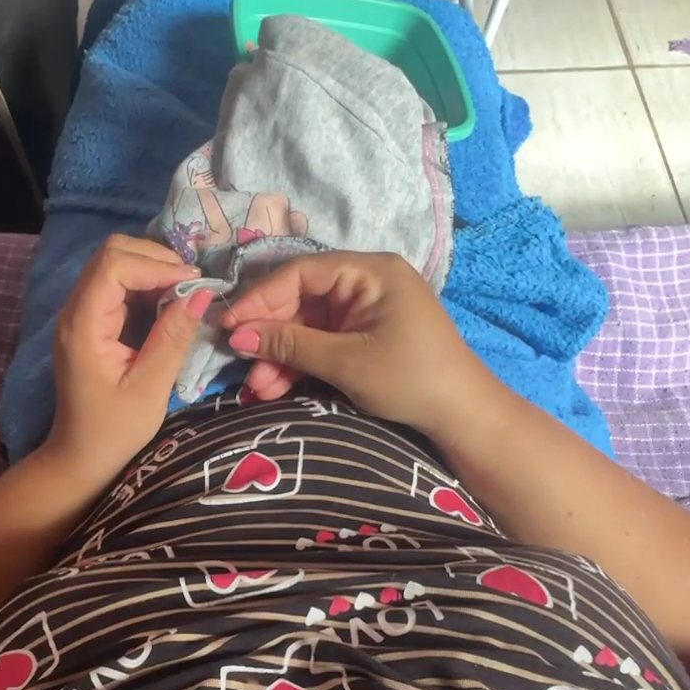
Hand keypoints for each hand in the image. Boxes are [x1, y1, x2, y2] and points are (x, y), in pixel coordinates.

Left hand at [42, 235, 210, 484]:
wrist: (80, 456)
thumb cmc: (114, 430)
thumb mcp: (150, 388)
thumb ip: (173, 338)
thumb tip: (200, 294)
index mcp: (83, 326)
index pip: (115, 265)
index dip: (157, 265)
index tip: (193, 284)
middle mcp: (75, 311)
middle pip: (111, 254)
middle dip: (155, 259)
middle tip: (193, 284)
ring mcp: (80, 315)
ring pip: (114, 265)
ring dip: (152, 270)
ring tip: (186, 292)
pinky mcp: (90, 323)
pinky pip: (116, 286)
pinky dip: (145, 285)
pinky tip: (169, 303)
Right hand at [219, 250, 498, 440]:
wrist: (461, 417)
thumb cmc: (410, 379)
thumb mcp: (345, 362)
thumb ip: (290, 345)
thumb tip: (238, 336)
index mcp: (370, 272)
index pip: (300, 273)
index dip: (260, 299)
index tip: (228, 326)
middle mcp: (364, 284)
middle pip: (300, 301)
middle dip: (270, 337)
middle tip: (242, 366)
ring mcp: (363, 312)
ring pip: (306, 327)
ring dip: (280, 358)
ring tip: (258, 390)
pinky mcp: (362, 338)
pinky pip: (320, 344)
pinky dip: (299, 366)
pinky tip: (275, 389)